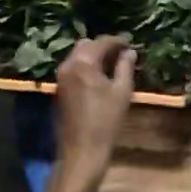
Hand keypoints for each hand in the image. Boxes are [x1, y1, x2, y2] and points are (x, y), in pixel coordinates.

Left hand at [54, 35, 134, 184]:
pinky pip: (73, 68)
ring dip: (93, 56)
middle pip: (86, 44)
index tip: (131, 44)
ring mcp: (61, 76)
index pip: (102, 42)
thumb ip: (125, 67)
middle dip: (103, 46)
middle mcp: (68, 64)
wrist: (82, 150)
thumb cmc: (106, 121)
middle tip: (121, 55)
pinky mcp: (59, 88)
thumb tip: (129, 52)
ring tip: (112, 66)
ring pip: (78, 55)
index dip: (118, 41)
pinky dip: (85, 66)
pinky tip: (98, 78)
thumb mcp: (122, 92)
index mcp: (84, 62)